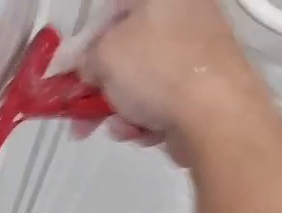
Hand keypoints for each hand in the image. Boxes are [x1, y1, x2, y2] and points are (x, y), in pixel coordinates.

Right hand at [75, 0, 260, 162]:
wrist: (215, 114)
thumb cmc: (162, 70)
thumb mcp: (105, 55)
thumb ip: (85, 58)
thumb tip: (85, 67)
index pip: (109, 11)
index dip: (83, 43)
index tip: (66, 71)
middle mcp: (185, 10)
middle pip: (126, 47)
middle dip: (100, 83)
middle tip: (79, 108)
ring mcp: (198, 47)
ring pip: (142, 78)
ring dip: (120, 106)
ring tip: (117, 125)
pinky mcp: (205, 83)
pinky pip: (162, 98)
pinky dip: (146, 117)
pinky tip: (141, 131)